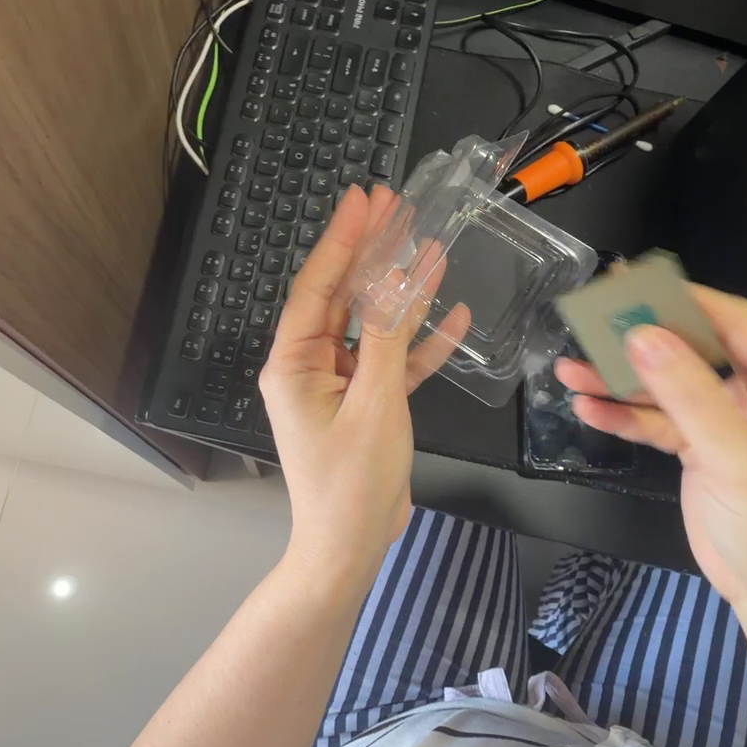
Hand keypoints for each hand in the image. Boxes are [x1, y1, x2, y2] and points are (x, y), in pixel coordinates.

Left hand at [260, 186, 469, 570]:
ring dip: (400, 294)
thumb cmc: (353, 481)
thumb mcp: (374, 403)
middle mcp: (310, 367)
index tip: (362, 200)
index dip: (341, 240)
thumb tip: (396, 281)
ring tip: (428, 247)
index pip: (318, 286)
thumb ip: (387, 339)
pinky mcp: (365, 403)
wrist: (351, 545)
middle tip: (395, 206)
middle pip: (343, 298)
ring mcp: (338, 385)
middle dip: (370, 253)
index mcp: (294, 363)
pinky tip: (451, 319)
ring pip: (371, 326)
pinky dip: (419, 345)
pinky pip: (390, 363)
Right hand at [554, 286, 746, 624]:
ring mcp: (734, 421)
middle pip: (698, 349)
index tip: (629, 286)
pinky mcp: (705, 447)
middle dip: (642, 340)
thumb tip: (641, 335)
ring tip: (569, 370)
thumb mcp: (739, 462)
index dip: (683, 302)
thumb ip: (690, 396)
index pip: (738, 325)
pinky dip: (626, 415)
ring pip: (671, 385)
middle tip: (589, 321)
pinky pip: (661, 420)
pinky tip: (588, 409)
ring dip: (623, 380)